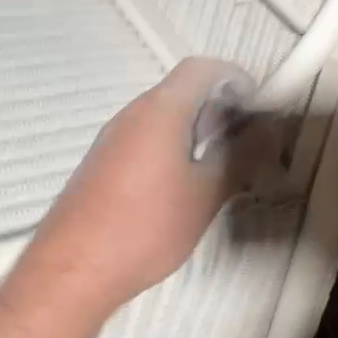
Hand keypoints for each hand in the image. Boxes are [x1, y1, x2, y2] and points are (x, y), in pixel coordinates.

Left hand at [0, 58, 259, 337]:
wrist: (71, 269)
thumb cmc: (145, 226)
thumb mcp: (205, 195)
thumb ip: (239, 157)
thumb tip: (265, 130)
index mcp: (161, 109)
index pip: (201, 68)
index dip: (233, 77)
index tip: (255, 106)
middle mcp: (133, 112)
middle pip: (181, 89)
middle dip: (217, 107)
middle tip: (242, 142)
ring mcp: (113, 136)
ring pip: (162, 115)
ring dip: (194, 129)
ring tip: (216, 168)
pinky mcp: (102, 161)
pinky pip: (144, 136)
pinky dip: (170, 146)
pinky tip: (179, 188)